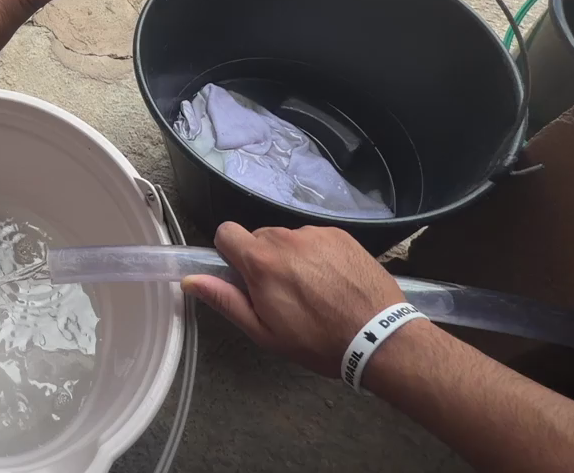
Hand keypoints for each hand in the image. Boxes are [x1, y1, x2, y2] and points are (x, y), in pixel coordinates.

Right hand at [181, 223, 407, 377]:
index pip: (225, 232)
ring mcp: (313, 233)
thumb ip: (225, 300)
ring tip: (315, 288)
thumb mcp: (265, 332)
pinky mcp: (339, 234)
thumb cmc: (319, 341)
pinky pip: (314, 238)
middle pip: (258, 237)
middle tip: (284, 291)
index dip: (230, 253)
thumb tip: (189, 280)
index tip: (246, 276)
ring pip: (287, 238)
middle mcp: (282, 237)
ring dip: (291, 256)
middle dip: (264, 259)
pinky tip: (334, 280)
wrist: (384, 339)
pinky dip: (317, 254)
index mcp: (259, 260)